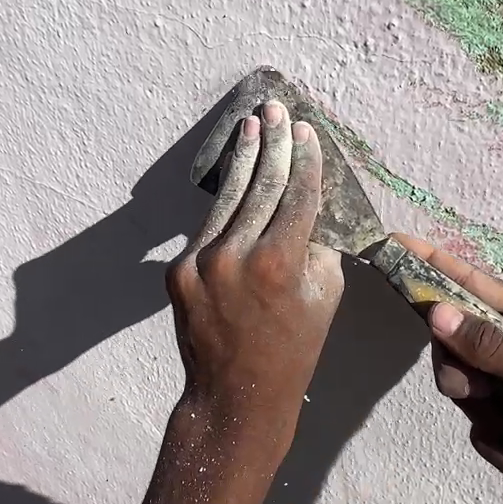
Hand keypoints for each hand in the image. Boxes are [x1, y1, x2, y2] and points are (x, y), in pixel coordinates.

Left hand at [168, 99, 344, 428]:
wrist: (236, 395)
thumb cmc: (294, 347)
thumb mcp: (324, 294)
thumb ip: (315, 243)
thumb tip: (305, 202)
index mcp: (279, 262)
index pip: (297, 195)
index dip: (304, 160)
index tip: (307, 131)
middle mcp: (236, 255)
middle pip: (260, 185)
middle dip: (273, 144)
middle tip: (277, 109)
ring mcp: (200, 262)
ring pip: (228, 198)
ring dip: (243, 158)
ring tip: (252, 125)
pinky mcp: (178, 270)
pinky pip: (209, 227)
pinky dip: (225, 201)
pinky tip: (235, 173)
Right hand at [396, 235, 502, 503]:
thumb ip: (490, 348)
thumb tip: (437, 311)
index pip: (475, 283)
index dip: (435, 264)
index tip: (397, 242)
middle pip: (456, 338)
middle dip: (462, 370)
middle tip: (476, 393)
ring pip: (460, 380)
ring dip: (482, 412)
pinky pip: (474, 419)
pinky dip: (496, 441)